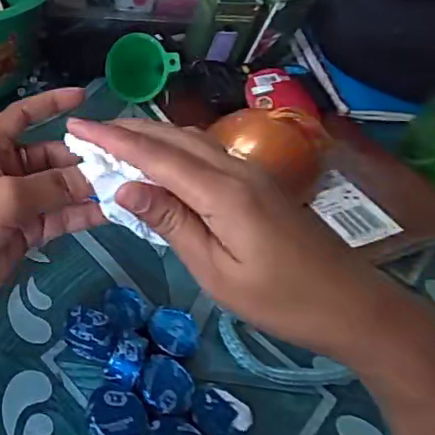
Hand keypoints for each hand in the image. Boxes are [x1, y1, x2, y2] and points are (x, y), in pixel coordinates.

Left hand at [0, 90, 103, 372]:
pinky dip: (82, 214)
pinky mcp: (26, 232)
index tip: (83, 96)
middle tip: (123, 164)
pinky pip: (59, 217)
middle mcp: (6, 170)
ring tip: (127, 187)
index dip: (49, 104)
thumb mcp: (5, 195)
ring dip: (88, 188)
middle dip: (82, 159)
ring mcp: (17, 203)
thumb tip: (93, 177)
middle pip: (50, 156)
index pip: (22, 116)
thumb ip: (50, 186)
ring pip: (59, 189)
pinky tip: (111, 212)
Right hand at [65, 117, 410, 364]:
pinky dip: (171, 148)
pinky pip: (204, 152)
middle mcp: (235, 170)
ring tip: (111, 142)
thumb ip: (170, 223)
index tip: (76, 127)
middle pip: (170, 137)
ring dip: (148, 136)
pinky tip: (158, 160)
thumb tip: (123, 186)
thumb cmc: (282, 300)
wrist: (359, 308)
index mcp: (222, 192)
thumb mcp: (216, 270)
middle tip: (85, 131)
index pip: (154, 155)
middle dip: (124, 129)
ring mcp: (250, 173)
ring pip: (188, 140)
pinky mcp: (257, 182)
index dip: (111, 139)